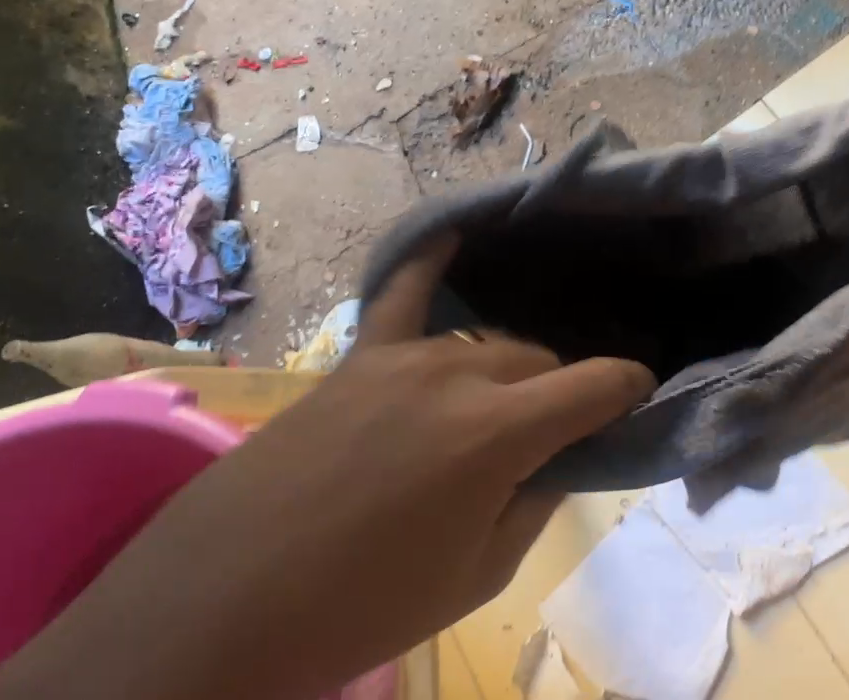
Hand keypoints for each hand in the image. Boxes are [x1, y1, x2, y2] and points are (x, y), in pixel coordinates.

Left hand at [0, 236, 654, 699]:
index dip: (632, 392)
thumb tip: (562, 456)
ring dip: (511, 375)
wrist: (207, 616)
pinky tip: (457, 232)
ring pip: (492, 345)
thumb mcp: (478, 574)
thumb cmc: (358, 610)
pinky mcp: (354, 361)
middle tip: (550, 442)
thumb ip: (537, 499)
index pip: (601, 385)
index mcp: (498, 434)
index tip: (640, 405)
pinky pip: (402, 295)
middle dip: (562, 396)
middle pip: (543, 362)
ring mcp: (401, 359)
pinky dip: (432, 262)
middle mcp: (458, 376)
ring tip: (499, 412)